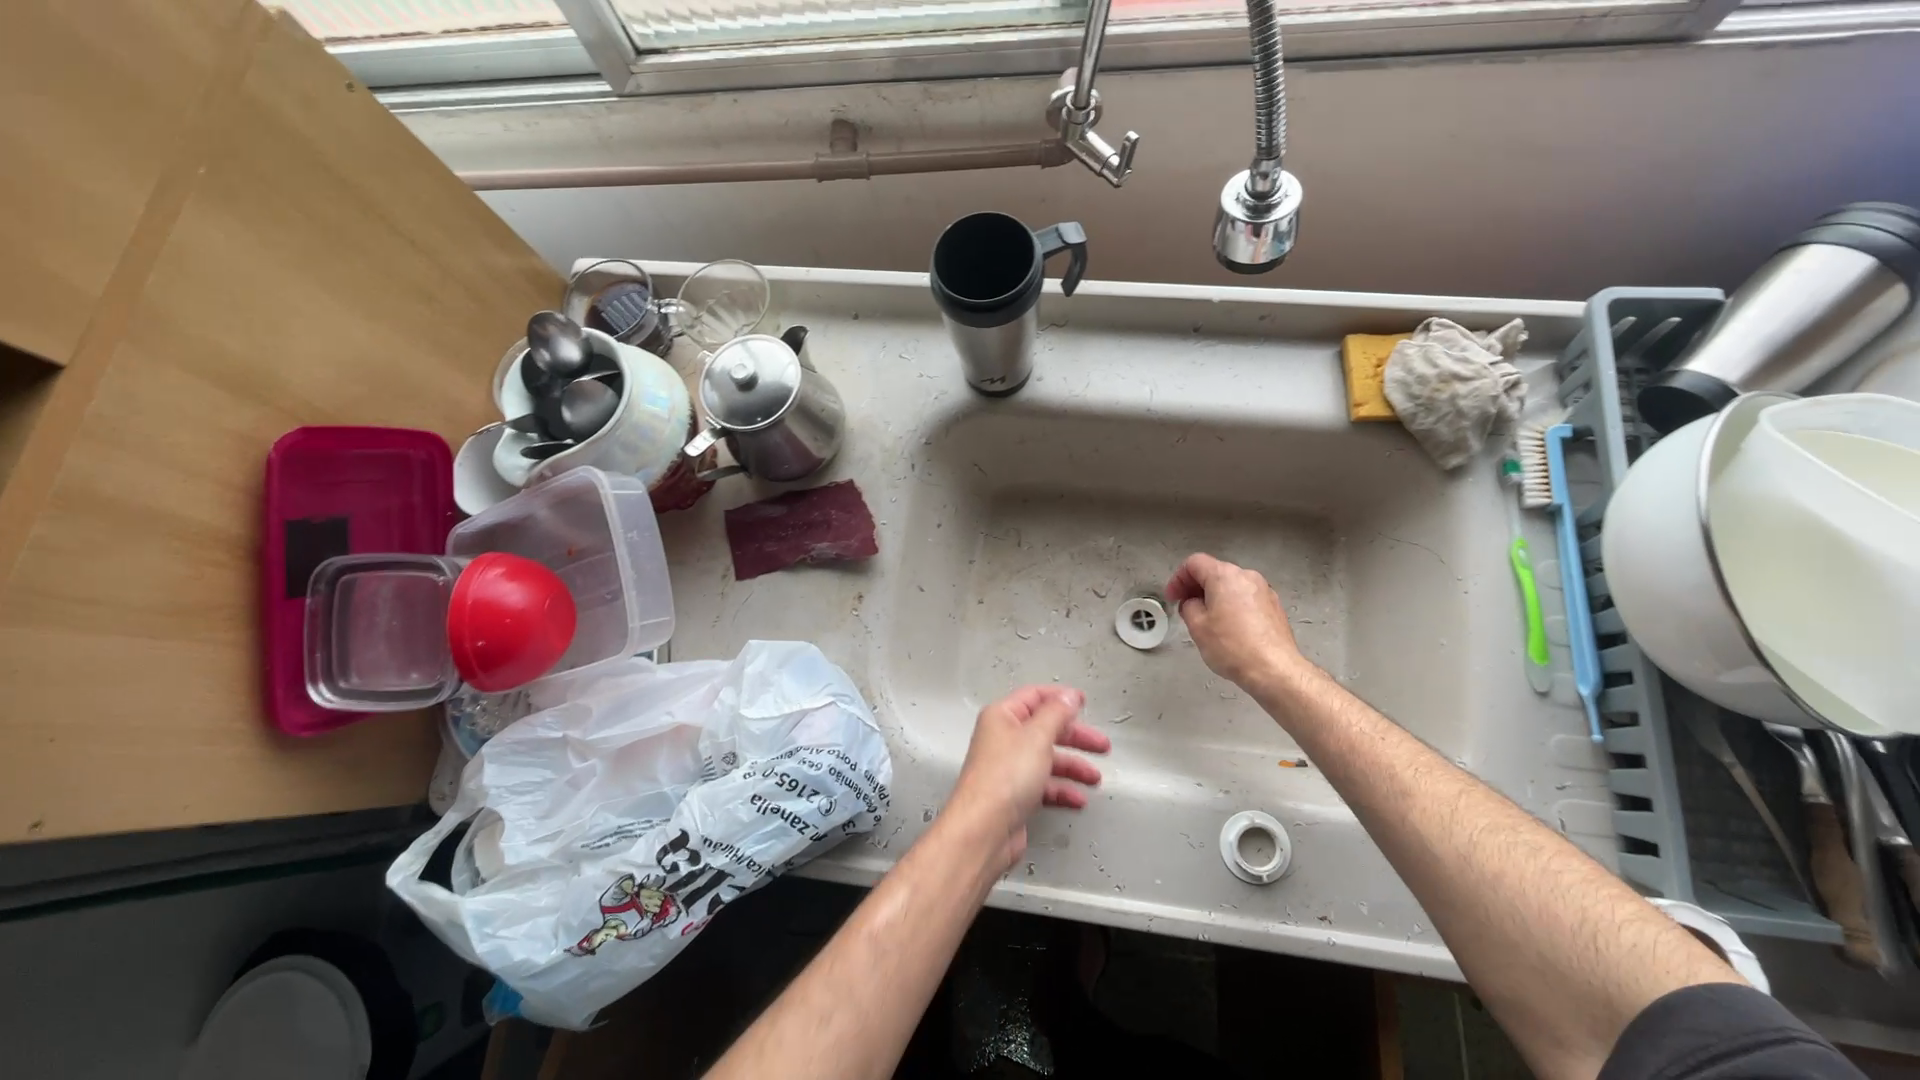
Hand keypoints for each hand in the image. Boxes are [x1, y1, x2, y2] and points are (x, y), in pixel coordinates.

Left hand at [948, 686, 1110, 869]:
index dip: (1060, 698)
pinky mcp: (1014, 796)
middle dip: (1075, 737)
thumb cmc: (1005, 778)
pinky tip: (1077, 799)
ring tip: (1094, 778)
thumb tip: (1068, 696)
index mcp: (1002, 717)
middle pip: (1045, 730)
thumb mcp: (1038, 736)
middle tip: (1101, 745)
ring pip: (1047, 760)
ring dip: (1073, 767)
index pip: (1034, 697)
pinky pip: (1043, 787)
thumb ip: (1057, 713)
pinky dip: (1062, 791)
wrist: (984, 829)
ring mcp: (1008, 769)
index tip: (1083, 702)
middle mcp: (1003, 740)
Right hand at [1166, 552, 1309, 689]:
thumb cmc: (1234, 647)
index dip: (1178, 579)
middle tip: (1185, 608)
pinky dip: (1233, 606)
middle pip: (1215, 572)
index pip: (1195, 563)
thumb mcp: (1197, 626)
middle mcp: (1247, 577)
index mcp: (1225, 576)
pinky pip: (1246, 599)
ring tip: (1207, 621)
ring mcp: (1264, 591)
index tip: (1173, 596)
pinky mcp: (1274, 607)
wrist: (1274, 669)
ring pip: (1232, 586)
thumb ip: (1188, 606)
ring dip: (1215, 597)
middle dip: (1196, 588)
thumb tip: (1192, 603)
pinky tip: (1229, 628)